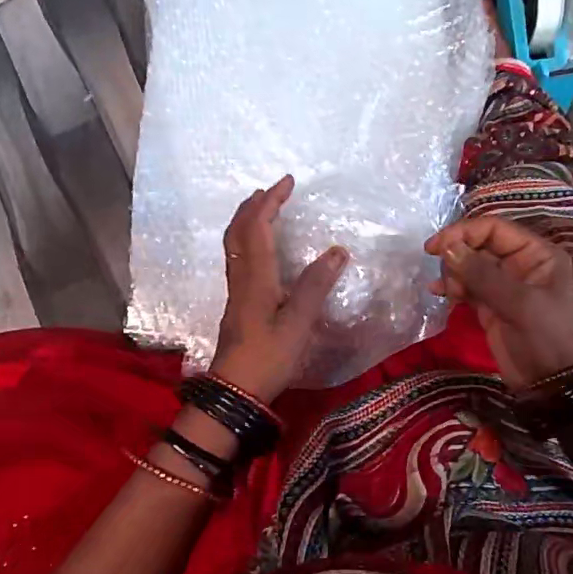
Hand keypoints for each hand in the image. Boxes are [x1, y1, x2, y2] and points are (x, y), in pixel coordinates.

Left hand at [210, 176, 348, 402]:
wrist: (236, 391)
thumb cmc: (268, 358)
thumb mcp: (298, 323)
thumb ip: (316, 285)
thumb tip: (337, 250)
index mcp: (256, 278)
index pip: (258, 227)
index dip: (271, 201)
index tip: (287, 182)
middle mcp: (241, 279)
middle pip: (238, 232)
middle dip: (252, 207)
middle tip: (271, 192)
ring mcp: (236, 294)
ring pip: (234, 247)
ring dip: (247, 223)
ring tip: (263, 213)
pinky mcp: (238, 308)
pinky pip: (238, 262)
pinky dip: (248, 243)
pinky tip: (261, 254)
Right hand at [426, 216, 572, 388]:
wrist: (555, 382)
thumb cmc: (547, 336)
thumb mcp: (519, 303)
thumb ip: (482, 274)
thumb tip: (447, 247)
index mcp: (536, 253)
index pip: (494, 229)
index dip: (463, 232)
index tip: (435, 247)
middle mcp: (520, 264)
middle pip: (479, 245)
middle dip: (458, 256)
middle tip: (446, 278)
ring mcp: (505, 286)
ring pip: (470, 266)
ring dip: (453, 273)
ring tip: (448, 292)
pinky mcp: (491, 307)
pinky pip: (467, 288)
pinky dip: (452, 288)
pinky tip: (439, 293)